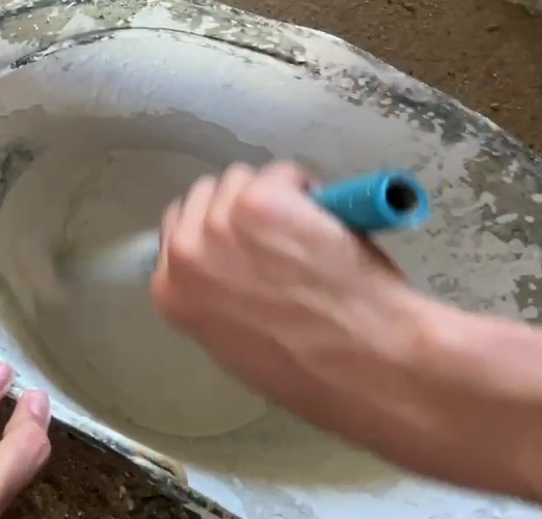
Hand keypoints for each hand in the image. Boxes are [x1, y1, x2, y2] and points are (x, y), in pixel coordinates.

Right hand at [150, 162, 430, 431]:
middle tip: (281, 238)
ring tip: (309, 234)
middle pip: (204, 196)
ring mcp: (220, 223)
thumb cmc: (313, 370)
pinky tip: (326, 220)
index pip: (177, 231)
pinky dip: (306, 188)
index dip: (216, 231)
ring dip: (273, 195)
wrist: (371, 366)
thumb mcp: (234, 344)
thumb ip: (214, 298)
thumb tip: (229, 266)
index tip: (246, 241)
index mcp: (170, 290)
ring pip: (240, 179)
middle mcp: (185, 251)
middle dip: (239, 209)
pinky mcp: (258, 201)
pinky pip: (281, 173)